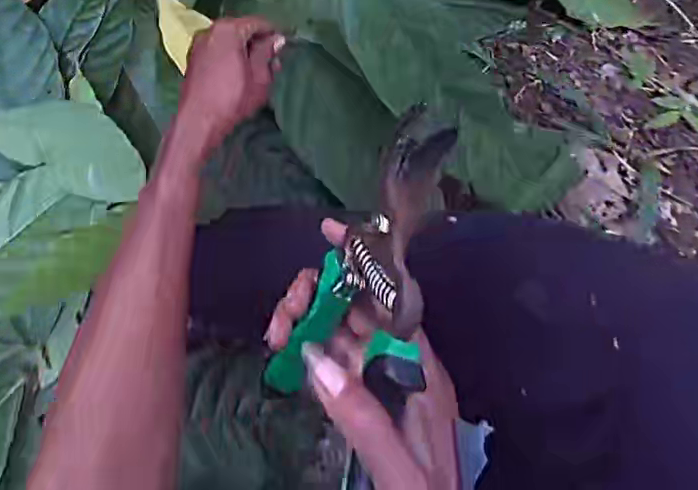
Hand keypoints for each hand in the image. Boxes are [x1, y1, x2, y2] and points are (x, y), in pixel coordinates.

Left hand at [163, 17, 283, 172]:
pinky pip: (218, 48)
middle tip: (275, 59)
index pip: (257, 22)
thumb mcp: (259, 76)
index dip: (274, 32)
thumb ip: (267, 53)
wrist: (198, 121)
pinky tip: (240, 70)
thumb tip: (276, 39)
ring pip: (229, 38)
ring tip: (260, 68)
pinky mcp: (193, 57)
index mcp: (228, 30)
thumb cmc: (232, 98)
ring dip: (245, 48)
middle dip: (259, 41)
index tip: (286, 43)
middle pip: (241, 28)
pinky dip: (230, 53)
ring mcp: (199, 43)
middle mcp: (210, 30)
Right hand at [264, 221, 460, 489]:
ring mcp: (377, 379)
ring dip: (305, 316)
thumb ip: (362, 417)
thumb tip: (313, 356)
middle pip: (357, 304)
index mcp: (420, 368)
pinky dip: (304, 344)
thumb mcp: (402, 472)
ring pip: (337, 325)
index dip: (362, 257)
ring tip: (278, 334)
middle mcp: (398, 362)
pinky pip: (328, 355)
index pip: (392, 294)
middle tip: (286, 313)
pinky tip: (285, 351)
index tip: (329, 231)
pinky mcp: (358, 397)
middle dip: (319, 291)